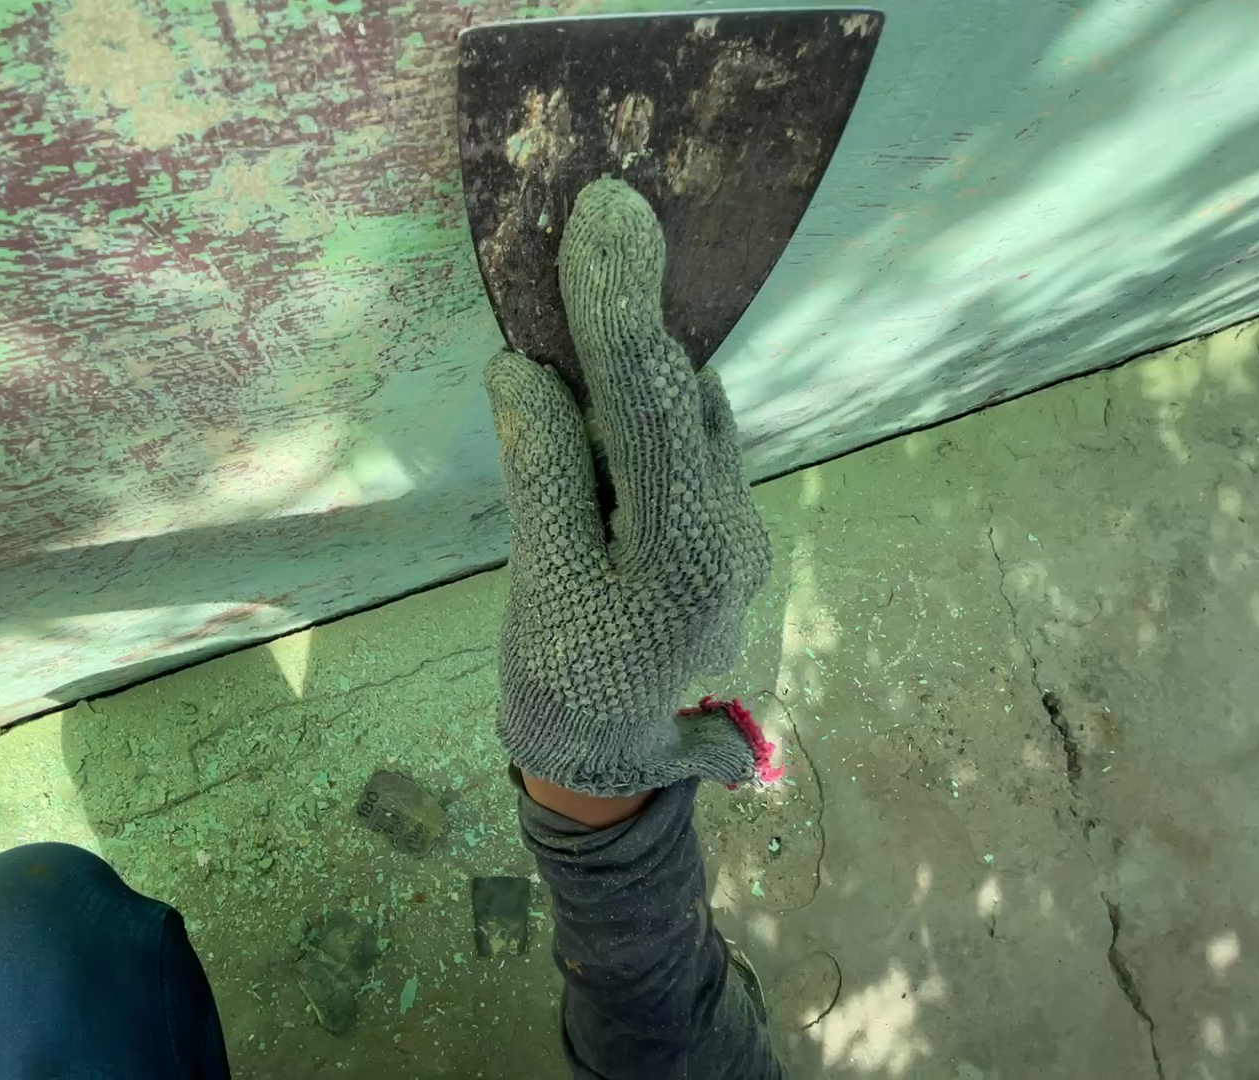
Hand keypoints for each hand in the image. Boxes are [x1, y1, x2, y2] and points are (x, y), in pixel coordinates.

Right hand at [484, 177, 773, 796]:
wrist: (606, 757)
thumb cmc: (562, 680)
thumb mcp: (539, 585)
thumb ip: (542, 477)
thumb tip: (523, 372)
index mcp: (687, 549)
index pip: (653, 406)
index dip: (622, 311)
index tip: (603, 218)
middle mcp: (731, 529)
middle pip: (684, 397)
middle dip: (639, 314)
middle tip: (602, 229)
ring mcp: (734, 533)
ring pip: (693, 420)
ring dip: (647, 356)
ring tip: (598, 297)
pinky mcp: (720, 535)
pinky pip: (689, 449)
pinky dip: (652, 402)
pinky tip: (615, 385)